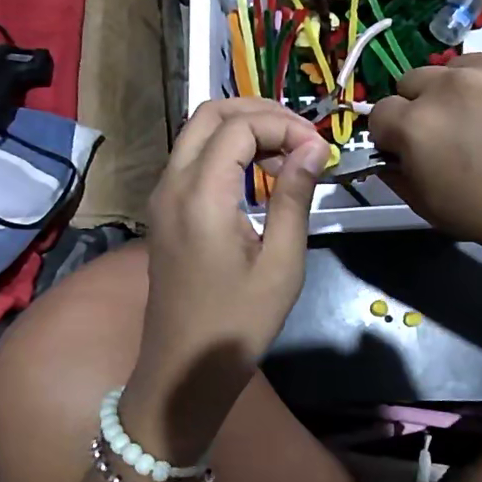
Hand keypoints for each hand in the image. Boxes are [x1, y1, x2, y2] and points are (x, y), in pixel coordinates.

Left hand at [137, 98, 330, 405]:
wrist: (183, 369)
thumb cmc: (238, 322)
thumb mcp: (281, 263)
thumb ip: (293, 196)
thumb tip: (314, 147)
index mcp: (201, 195)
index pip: (239, 126)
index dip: (284, 126)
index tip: (319, 150)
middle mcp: (172, 184)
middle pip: (210, 113)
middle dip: (260, 113)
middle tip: (303, 138)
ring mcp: (162, 196)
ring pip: (198, 132)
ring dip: (243, 129)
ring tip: (288, 154)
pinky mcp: (164, 210)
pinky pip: (192, 158)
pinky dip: (226, 150)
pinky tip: (259, 176)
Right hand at [368, 46, 481, 276]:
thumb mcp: (438, 213)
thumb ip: (401, 178)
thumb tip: (393, 156)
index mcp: (416, 125)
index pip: (379, 113)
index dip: (393, 135)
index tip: (412, 149)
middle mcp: (451, 83)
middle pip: (415, 80)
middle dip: (424, 106)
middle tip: (455, 134)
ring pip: (463, 68)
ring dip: (468, 90)